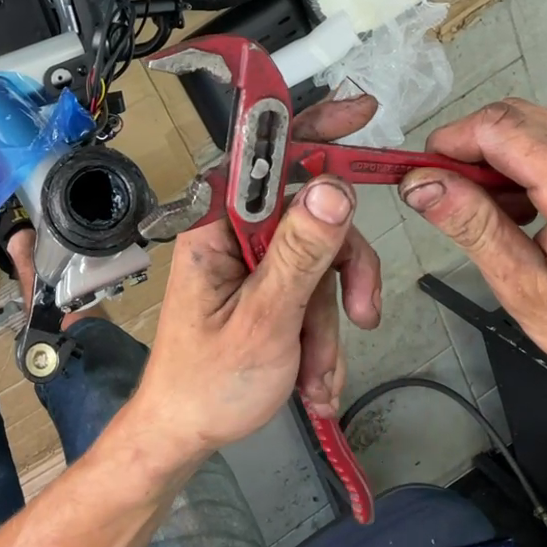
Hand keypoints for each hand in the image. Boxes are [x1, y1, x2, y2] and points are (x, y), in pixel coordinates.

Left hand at [129, 97, 382, 460]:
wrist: (185, 433)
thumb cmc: (206, 384)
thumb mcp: (264, 320)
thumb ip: (301, 253)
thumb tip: (332, 188)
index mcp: (215, 227)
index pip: (264, 158)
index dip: (311, 129)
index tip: (360, 113)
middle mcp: (233, 235)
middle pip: (313, 218)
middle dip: (341, 277)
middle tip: (361, 318)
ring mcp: (251, 263)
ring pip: (322, 264)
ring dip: (329, 325)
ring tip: (314, 376)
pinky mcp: (264, 290)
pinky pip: (314, 295)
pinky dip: (321, 338)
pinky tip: (311, 379)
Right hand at [398, 100, 546, 425]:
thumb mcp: (529, 294)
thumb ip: (474, 228)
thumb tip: (421, 184)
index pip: (503, 127)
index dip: (453, 139)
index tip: (428, 171)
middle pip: (524, 115)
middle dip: (476, 144)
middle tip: (456, 192)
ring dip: (511, 152)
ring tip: (504, 208)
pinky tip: (546, 207)